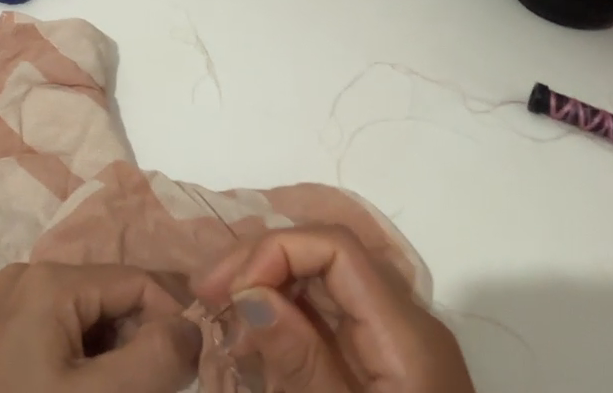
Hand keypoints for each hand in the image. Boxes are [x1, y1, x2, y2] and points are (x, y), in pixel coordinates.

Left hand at [0, 262, 202, 392]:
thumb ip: (155, 359)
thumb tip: (193, 328)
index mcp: (51, 280)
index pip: (138, 282)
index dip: (172, 323)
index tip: (191, 373)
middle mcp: (29, 277)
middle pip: (113, 299)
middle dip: (141, 344)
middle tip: (152, 390)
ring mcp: (11, 306)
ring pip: (91, 321)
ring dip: (117, 358)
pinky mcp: (3, 336)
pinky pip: (63, 335)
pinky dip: (88, 364)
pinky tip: (87, 392)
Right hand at [193, 227, 474, 392]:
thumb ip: (302, 363)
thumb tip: (249, 292)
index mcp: (405, 334)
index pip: (335, 247)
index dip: (276, 251)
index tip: (230, 293)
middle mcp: (406, 323)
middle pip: (325, 256)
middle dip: (261, 264)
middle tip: (206, 295)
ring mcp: (396, 343)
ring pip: (323, 283)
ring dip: (267, 289)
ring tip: (224, 319)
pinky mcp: (385, 365)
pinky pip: (330, 317)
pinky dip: (287, 319)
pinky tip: (255, 342)